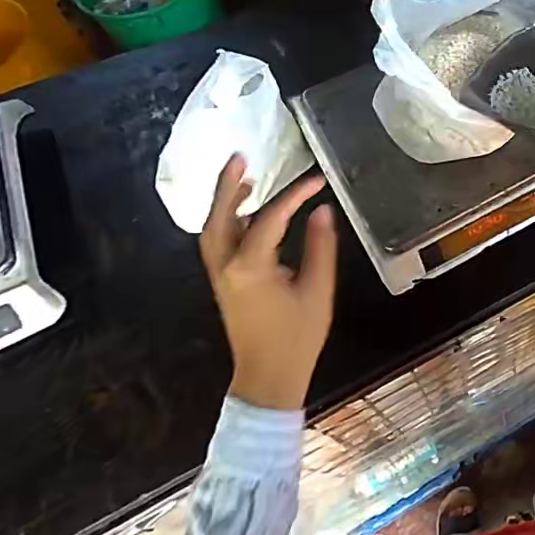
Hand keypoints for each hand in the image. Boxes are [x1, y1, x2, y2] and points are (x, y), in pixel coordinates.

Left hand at [200, 155, 338, 410]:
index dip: (294, 195)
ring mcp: (219, 275)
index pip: (270, 219)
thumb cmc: (297, 338)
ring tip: (242, 177)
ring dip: (223, 201)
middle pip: (220, 216)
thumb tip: (322, 211)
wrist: (268, 378)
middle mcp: (226, 266)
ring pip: (213, 228)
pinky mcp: (222, 283)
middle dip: (228, 185)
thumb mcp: (317, 291)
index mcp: (250, 267)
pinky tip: (241, 211)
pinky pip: (217, 241)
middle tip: (240, 156)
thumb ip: (320, 247)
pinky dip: (225, 220)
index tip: (317, 180)